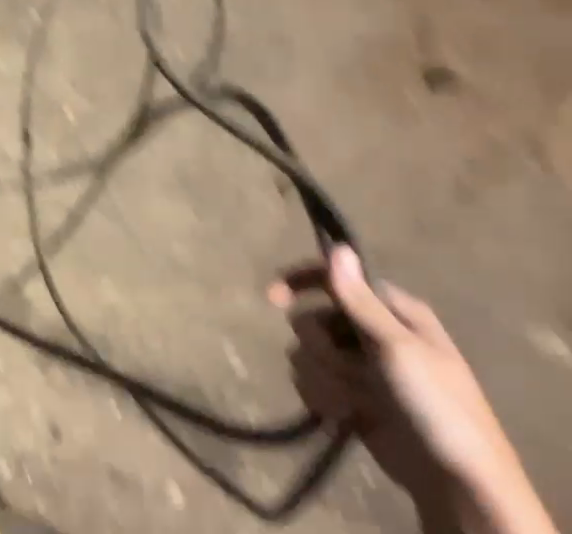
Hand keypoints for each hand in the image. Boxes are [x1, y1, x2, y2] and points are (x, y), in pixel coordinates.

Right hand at [270, 247, 545, 530]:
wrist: (451, 476)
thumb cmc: (435, 406)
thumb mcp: (396, 349)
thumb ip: (359, 300)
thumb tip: (338, 247)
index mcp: (396, 315)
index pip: (339, 280)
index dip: (304, 283)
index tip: (273, 298)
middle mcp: (376, 335)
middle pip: (313, 319)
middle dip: (320, 347)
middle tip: (348, 369)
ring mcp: (361, 367)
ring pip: (306, 352)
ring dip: (322, 377)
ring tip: (354, 401)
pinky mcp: (348, 394)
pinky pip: (309, 380)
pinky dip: (321, 396)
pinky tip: (344, 414)